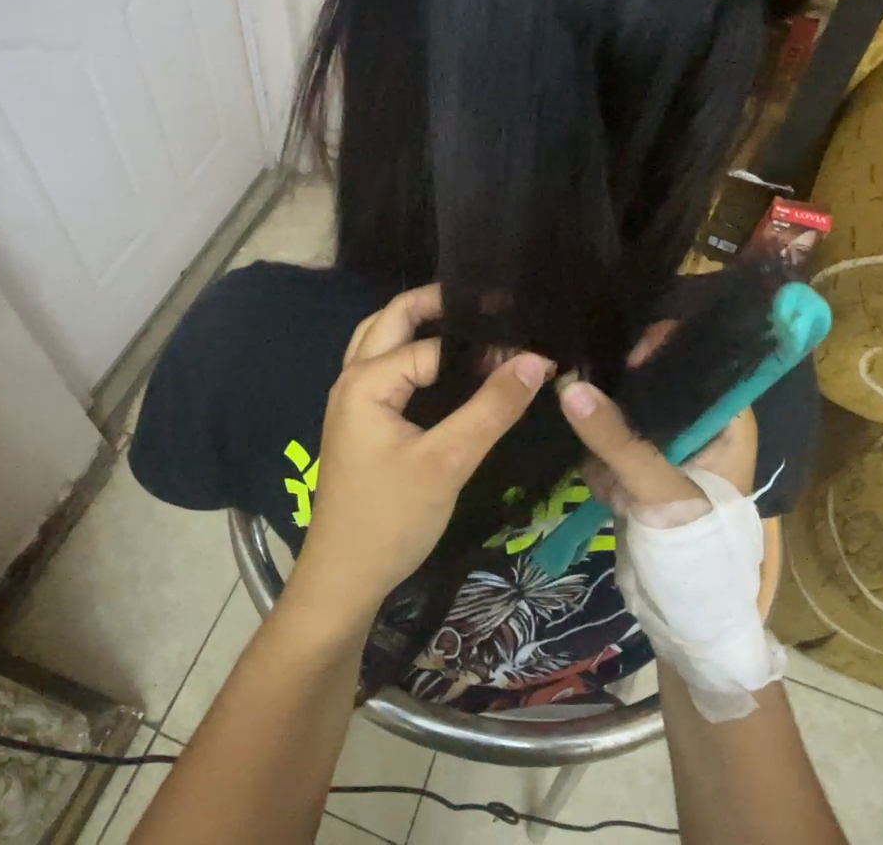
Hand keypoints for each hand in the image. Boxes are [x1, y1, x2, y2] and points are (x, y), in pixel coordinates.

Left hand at [288, 285, 552, 621]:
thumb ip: (491, 408)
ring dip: (419, 327)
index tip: (528, 347)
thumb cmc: (390, 518)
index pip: (432, 345)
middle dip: (436, 305)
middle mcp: (352, 380)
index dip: (480, 345)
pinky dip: (412, 356)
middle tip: (491, 308)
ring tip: (471, 329)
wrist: (344, 576)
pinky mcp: (360, 424)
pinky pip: (384, 371)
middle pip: (391, 320)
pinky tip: (445, 372)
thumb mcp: (447, 462)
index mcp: (366, 381)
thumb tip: (537, 359)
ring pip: (382, 343)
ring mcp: (352, 403)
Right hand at [558, 379, 781, 720]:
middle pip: (650, 388)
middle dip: (620, 412)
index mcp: (727, 425)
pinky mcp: (640, 476)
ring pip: (620, 419)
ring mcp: (666, 455)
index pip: (699, 362)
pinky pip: (607, 451)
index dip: (664, 352)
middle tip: (601, 427)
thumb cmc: (699, 555)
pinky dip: (601, 472)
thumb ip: (616, 439)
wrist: (686, 622)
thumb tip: (570, 387)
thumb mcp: (660, 492)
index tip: (628, 363)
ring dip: (606, 451)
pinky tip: (609, 499)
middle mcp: (699, 432)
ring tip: (614, 486)